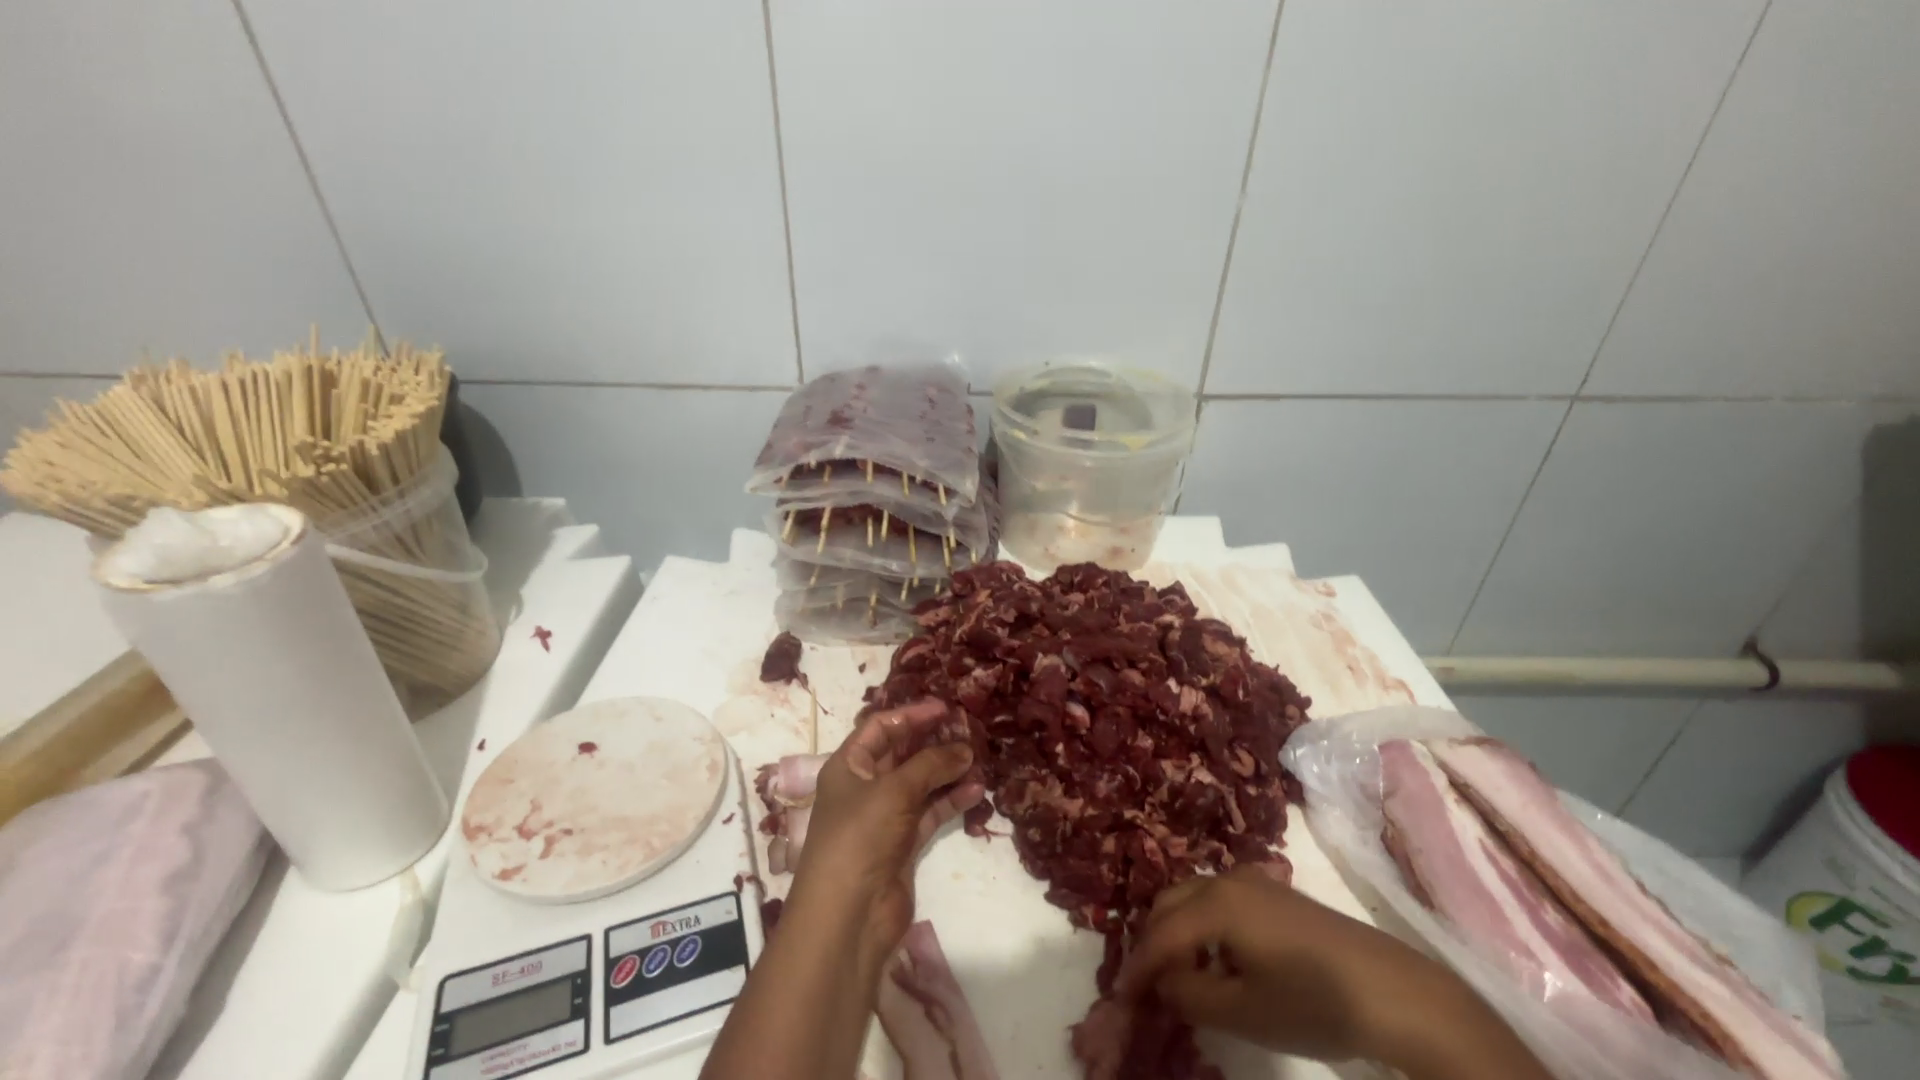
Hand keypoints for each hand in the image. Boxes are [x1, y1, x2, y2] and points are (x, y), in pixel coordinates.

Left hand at [785, 700, 984, 953]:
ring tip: (980, 759)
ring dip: (947, 771)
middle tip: (970, 731)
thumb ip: (931, 764)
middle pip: (902, 754)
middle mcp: (864, 788)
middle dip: (934, 742)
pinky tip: (978, 791)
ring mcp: (884, 818)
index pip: (880, 728)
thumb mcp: (894, 791)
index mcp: (847, 766)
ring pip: (920, 784)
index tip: (946, 708)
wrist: (848, 915)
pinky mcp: (903, 845)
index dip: (911, 715)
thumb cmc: (860, 838)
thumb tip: (965, 749)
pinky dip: (951, 801)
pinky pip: (930, 813)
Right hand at [1116, 869, 1550, 1078]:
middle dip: (1153, 942)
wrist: (1392, 992)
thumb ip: (1187, 994)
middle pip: (1170, 903)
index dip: (1136, 969)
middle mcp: (1228, 879)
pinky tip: (1219, 960)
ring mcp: (1257, 882)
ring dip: (1178, 931)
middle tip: (1148, 986)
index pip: (1158, 934)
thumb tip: (1164, 981)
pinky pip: (1221, 899)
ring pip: (1195, 898)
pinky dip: (1205, 925)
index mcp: (1215, 903)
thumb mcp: (1240, 1011)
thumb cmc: (1312, 1002)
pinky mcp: (1278, 894)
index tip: (1121, 999)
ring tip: (1182, 976)